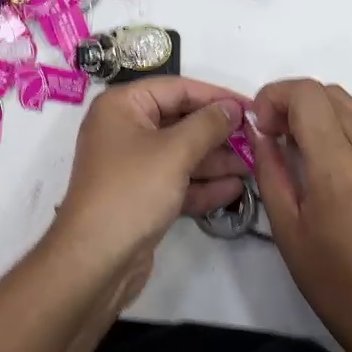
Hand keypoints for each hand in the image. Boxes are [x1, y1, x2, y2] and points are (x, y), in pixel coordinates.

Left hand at [55, 77, 248, 261]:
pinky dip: (202, 185)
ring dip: (216, 159)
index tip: (251, 106)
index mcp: (122, 105)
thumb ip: (207, 125)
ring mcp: (132, 165)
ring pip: (181, 153)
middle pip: (180, 120)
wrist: (94, 263)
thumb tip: (232, 107)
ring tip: (254, 164)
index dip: (216, 96)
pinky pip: (177, 181)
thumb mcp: (174, 152)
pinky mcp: (141, 196)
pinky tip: (235, 189)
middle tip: (257, 138)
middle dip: (218, 131)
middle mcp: (125, 129)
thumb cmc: (131, 192)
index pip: (177, 88)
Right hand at [252, 79, 351, 351]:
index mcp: (341, 166)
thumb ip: (270, 170)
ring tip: (295, 145)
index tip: (260, 126)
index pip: (307, 94)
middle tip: (272, 134)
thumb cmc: (337, 283)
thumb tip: (259, 130)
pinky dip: (336, 124)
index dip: (275, 96)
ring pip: (347, 103)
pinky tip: (322, 158)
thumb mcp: (288, 230)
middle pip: (327, 91)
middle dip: (292, 101)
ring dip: (315, 110)